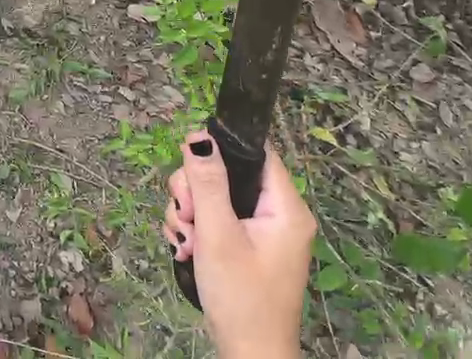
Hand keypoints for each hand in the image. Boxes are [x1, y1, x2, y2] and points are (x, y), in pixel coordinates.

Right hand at [163, 131, 314, 358]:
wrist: (248, 352)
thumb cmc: (239, 294)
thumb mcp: (217, 234)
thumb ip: (207, 183)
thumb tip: (198, 135)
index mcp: (285, 209)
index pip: (255, 153)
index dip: (220, 149)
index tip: (188, 160)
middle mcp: (276, 214)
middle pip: (225, 173)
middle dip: (193, 190)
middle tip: (187, 216)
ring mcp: (259, 230)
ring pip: (210, 195)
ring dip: (188, 211)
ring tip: (186, 241)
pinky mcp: (243, 243)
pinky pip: (211, 217)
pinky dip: (192, 228)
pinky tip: (187, 248)